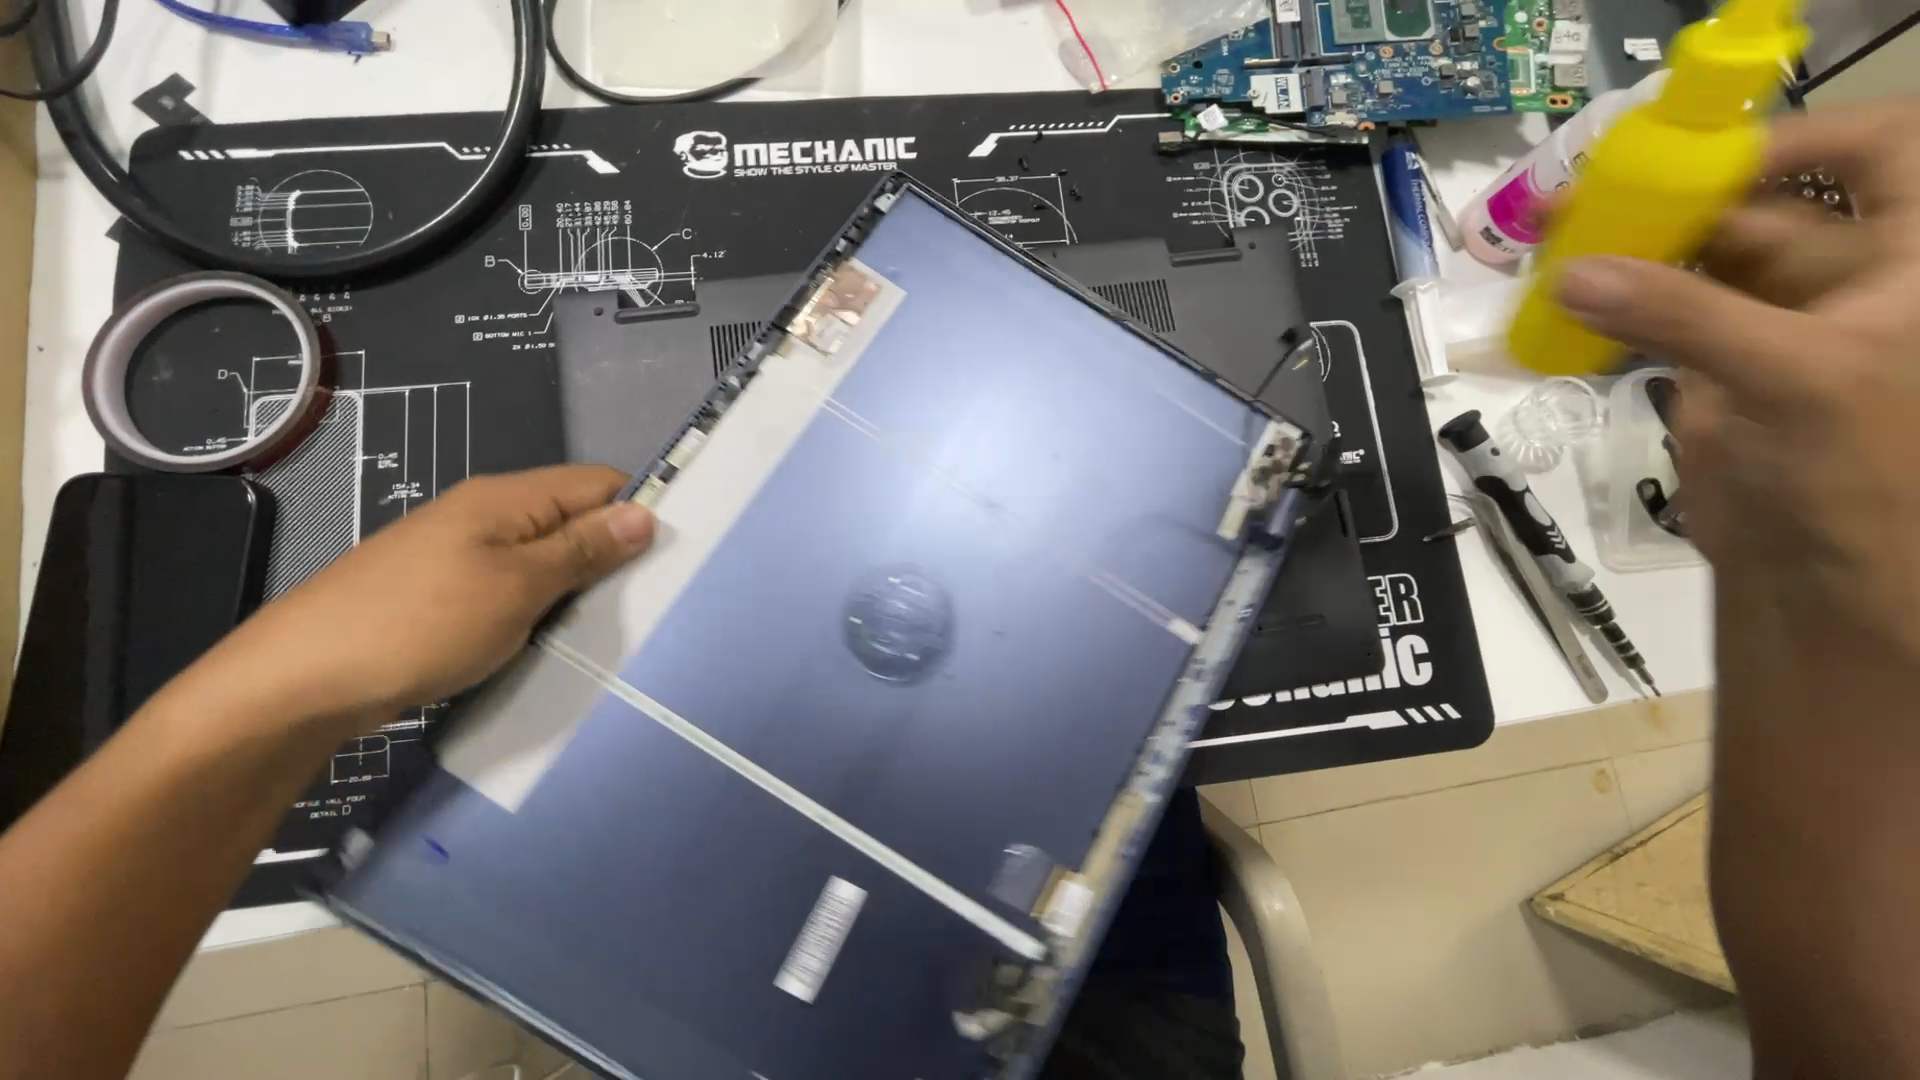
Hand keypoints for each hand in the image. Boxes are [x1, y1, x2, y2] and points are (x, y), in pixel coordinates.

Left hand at [218, 464, 655, 728]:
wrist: (299, 682)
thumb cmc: (420, 624)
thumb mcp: (518, 586)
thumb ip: (584, 548)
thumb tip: (645, 513)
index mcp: (508, 498)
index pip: (600, 483)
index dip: (641, 509)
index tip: (675, 554)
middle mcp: (487, 514)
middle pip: (575, 518)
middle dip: (613, 552)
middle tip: (645, 600)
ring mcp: (462, 553)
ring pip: (547, 556)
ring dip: (578, 584)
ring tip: (605, 624)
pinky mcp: (446, 590)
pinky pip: (516, 584)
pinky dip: (543, 604)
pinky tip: (552, 635)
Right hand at [1552, 100, 1919, 660]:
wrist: (1818, 568)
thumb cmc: (1861, 465)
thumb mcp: (1793, 374)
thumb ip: (1680, 316)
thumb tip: (1571, 276)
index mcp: (1914, 255)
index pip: (1879, 149)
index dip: (1794, 138)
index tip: (1694, 156)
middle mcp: (1851, 275)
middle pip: (1758, 208)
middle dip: (1671, 202)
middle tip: (1576, 205)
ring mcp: (1772, 322)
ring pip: (1695, 265)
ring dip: (1627, 257)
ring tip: (1552, 250)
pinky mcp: (1712, 366)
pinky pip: (1656, 319)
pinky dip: (1609, 310)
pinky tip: (1560, 304)